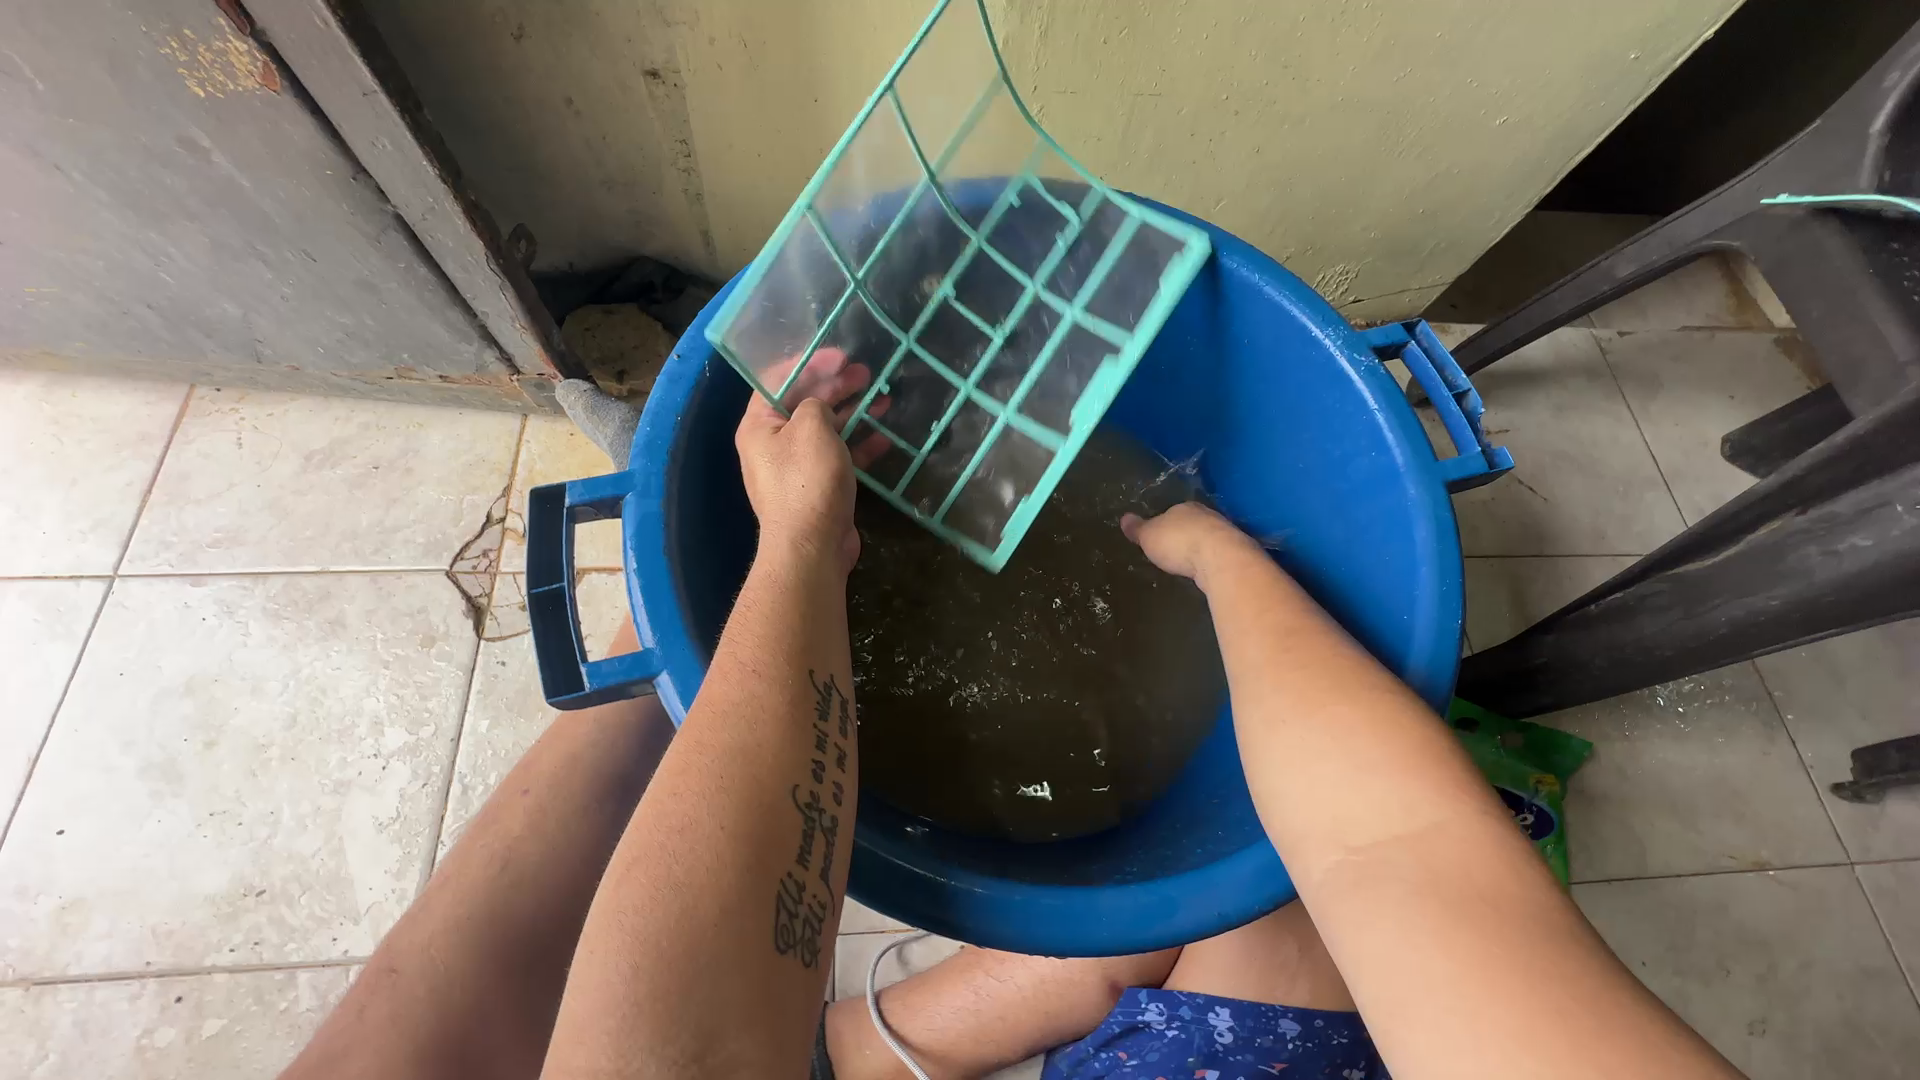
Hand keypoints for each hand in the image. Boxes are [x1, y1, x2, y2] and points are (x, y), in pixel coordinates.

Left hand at [735, 349, 888, 572]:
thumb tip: (823, 407)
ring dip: (854, 414)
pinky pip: (840, 458)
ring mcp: (797, 469)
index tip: (840, 354)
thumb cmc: (806, 480)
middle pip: (805, 404)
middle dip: (836, 387)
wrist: (812, 547)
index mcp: (759, 425)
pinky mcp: (819, 488)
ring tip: (882, 399)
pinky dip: (860, 447)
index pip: (779, 380)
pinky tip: (885, 439)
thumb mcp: (812, 427)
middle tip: (866, 373)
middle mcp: (773, 444)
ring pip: (827, 431)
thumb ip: (817, 404)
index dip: (810, 363)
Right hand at [1120, 501, 1263, 587]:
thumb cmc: (1178, 542)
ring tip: (1191, 562)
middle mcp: (1207, 515)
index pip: (1172, 512)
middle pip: (1193, 523)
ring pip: (1209, 537)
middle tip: (1174, 550)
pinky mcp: (1238, 551)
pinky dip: (1213, 559)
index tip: (1160, 536)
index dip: (1165, 524)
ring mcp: (1226, 532)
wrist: (1220, 557)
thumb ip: (1138, 528)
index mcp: (1185, 508)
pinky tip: (1208, 569)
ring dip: (1202, 547)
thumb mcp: (1149, 536)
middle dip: (1185, 535)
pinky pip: (1220, 553)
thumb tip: (1124, 518)